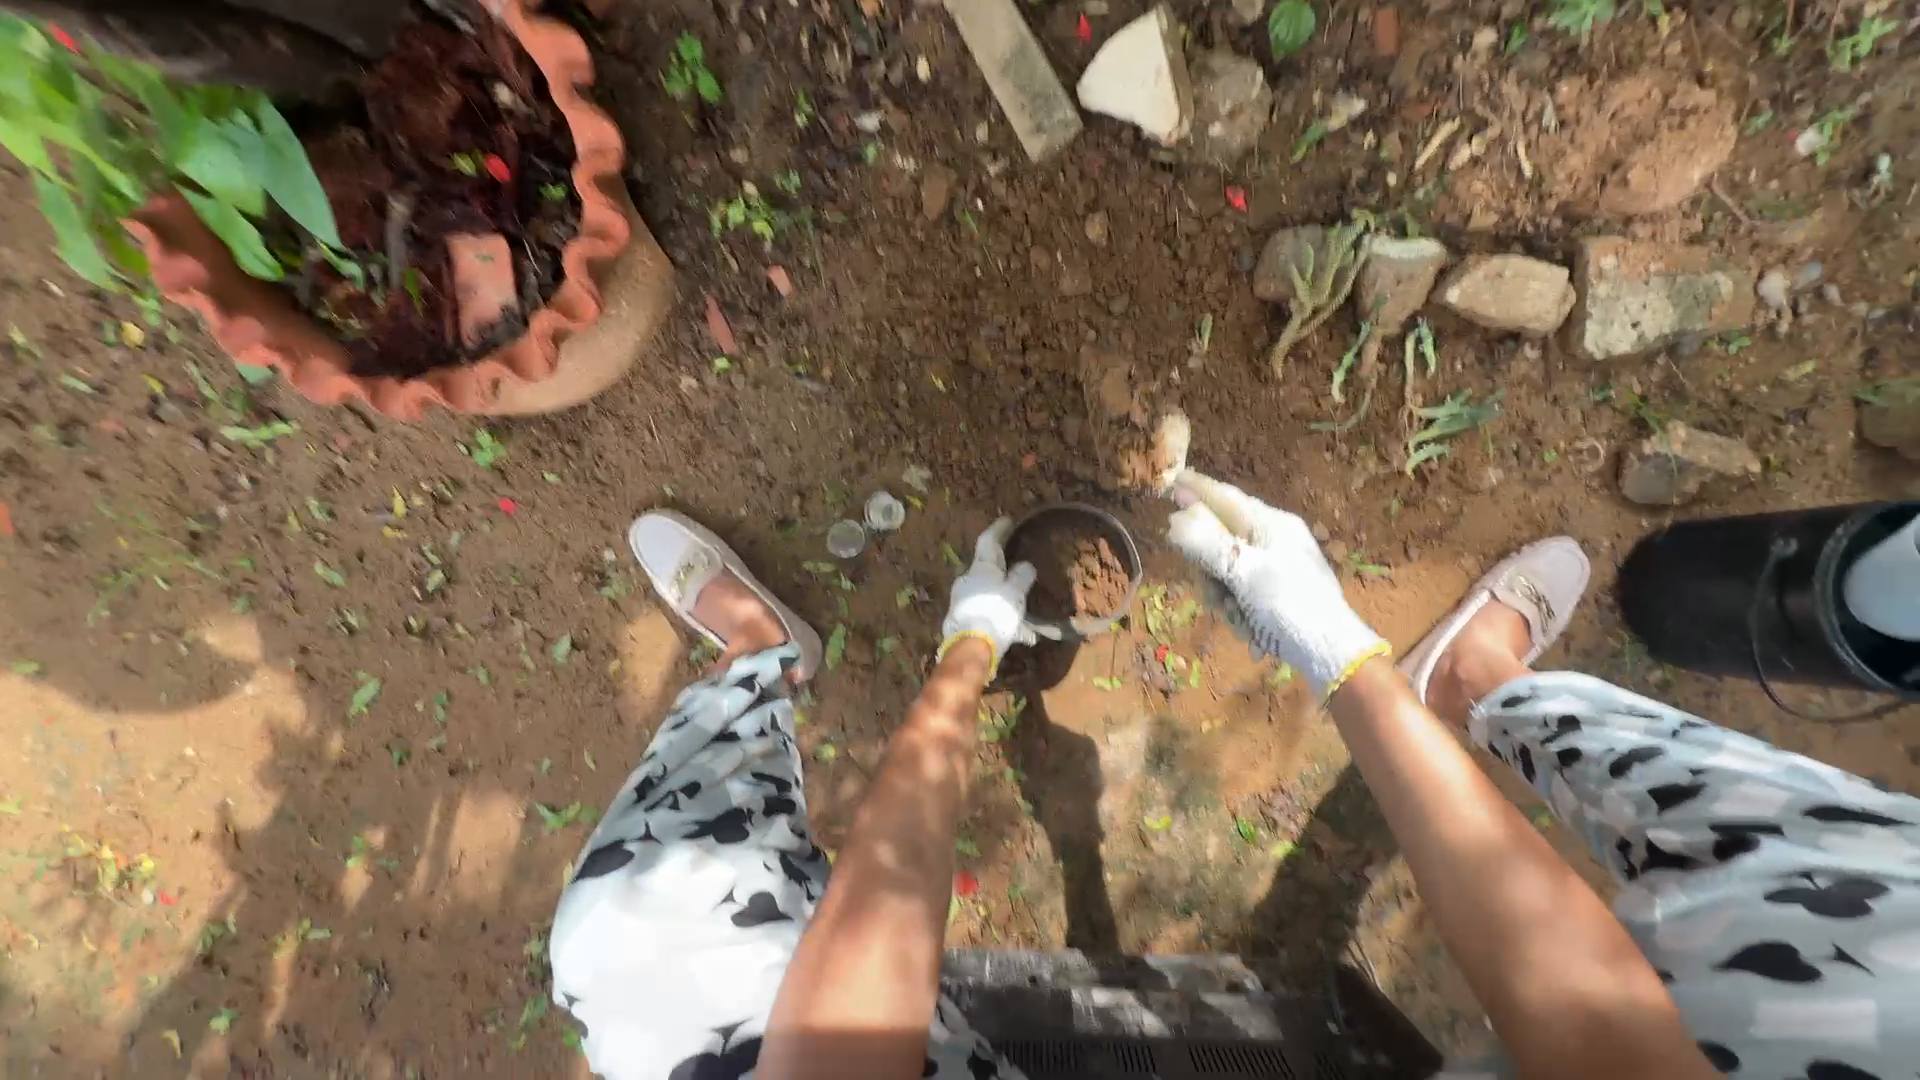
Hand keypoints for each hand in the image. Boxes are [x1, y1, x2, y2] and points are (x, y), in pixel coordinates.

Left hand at [939, 518, 1037, 676]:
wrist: (971, 647)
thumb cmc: (995, 611)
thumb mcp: (1015, 592)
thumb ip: (1022, 576)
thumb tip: (1025, 566)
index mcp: (981, 567)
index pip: (988, 541)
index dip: (999, 529)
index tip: (1007, 521)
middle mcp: (969, 580)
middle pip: (989, 570)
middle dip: (1004, 571)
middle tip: (1020, 569)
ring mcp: (964, 601)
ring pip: (991, 596)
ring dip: (1008, 601)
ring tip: (1028, 614)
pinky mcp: (964, 621)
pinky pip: (990, 615)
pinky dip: (1006, 621)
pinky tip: (1024, 636)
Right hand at [1167, 480, 1387, 699]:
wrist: (1331, 654)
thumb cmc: (1289, 606)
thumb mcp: (1243, 573)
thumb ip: (1206, 544)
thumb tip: (1174, 519)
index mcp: (1270, 525)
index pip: (1225, 498)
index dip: (1196, 490)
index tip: (1172, 481)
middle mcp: (1273, 538)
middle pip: (1219, 537)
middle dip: (1208, 568)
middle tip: (1211, 593)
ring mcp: (1275, 565)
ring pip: (1225, 569)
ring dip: (1222, 596)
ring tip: (1235, 617)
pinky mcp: (1276, 590)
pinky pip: (1240, 590)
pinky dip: (1238, 609)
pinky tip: (1249, 629)